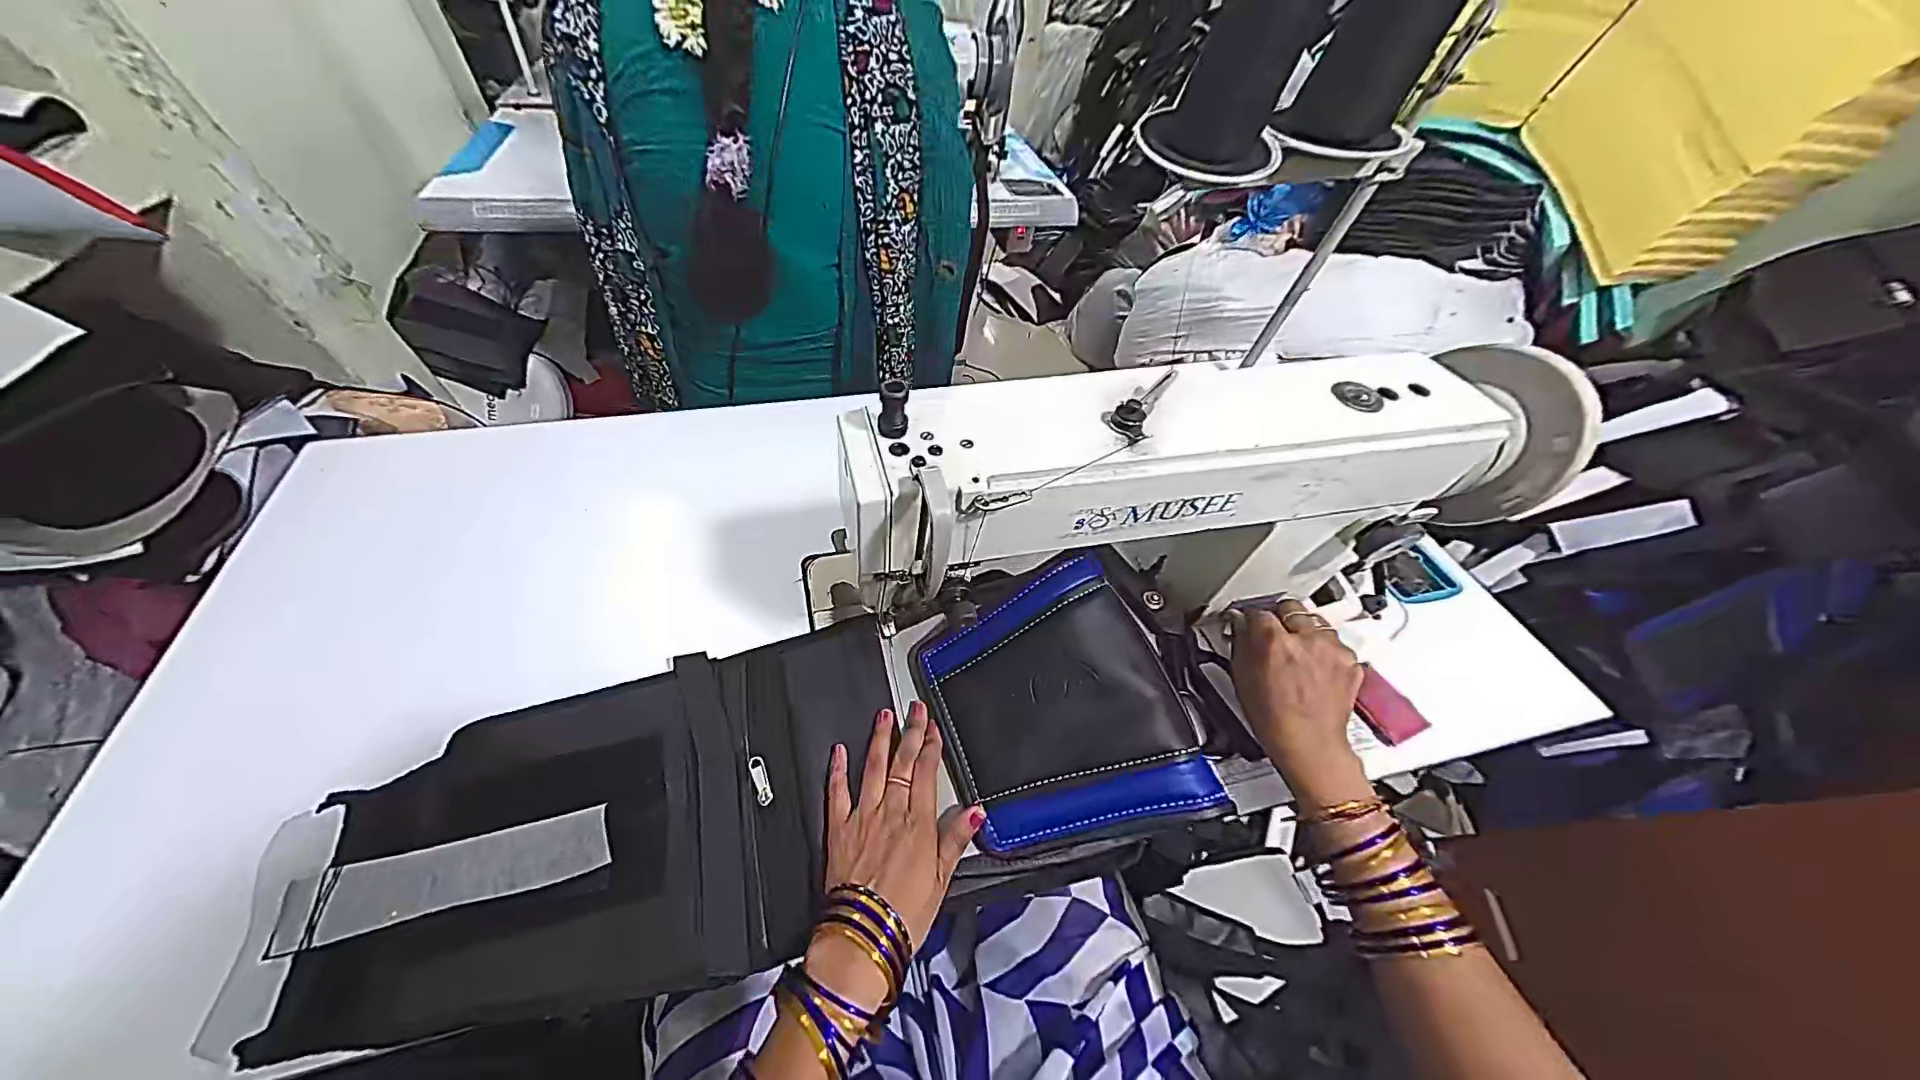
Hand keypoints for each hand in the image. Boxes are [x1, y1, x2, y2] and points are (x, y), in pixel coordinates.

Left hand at [808, 702, 981, 1009]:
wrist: (863, 936)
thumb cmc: (904, 913)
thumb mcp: (943, 879)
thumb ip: (957, 839)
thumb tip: (976, 811)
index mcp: (918, 824)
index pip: (926, 773)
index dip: (931, 747)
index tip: (933, 729)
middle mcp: (891, 813)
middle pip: (903, 763)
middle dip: (911, 732)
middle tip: (914, 709)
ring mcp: (863, 818)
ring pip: (873, 768)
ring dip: (879, 739)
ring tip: (884, 717)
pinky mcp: (839, 829)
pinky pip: (837, 792)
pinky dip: (838, 769)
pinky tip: (838, 751)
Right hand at [1230, 599, 1371, 807]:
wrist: (1308, 743)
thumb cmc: (1274, 717)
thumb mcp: (1241, 676)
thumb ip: (1240, 642)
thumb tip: (1241, 625)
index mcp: (1272, 640)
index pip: (1258, 610)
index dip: (1250, 618)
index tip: (1248, 622)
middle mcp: (1306, 638)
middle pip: (1290, 607)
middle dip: (1279, 617)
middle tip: (1272, 634)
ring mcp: (1332, 649)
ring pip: (1315, 623)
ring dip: (1304, 632)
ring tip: (1294, 654)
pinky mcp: (1350, 661)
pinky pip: (1334, 643)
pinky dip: (1324, 650)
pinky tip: (1312, 667)